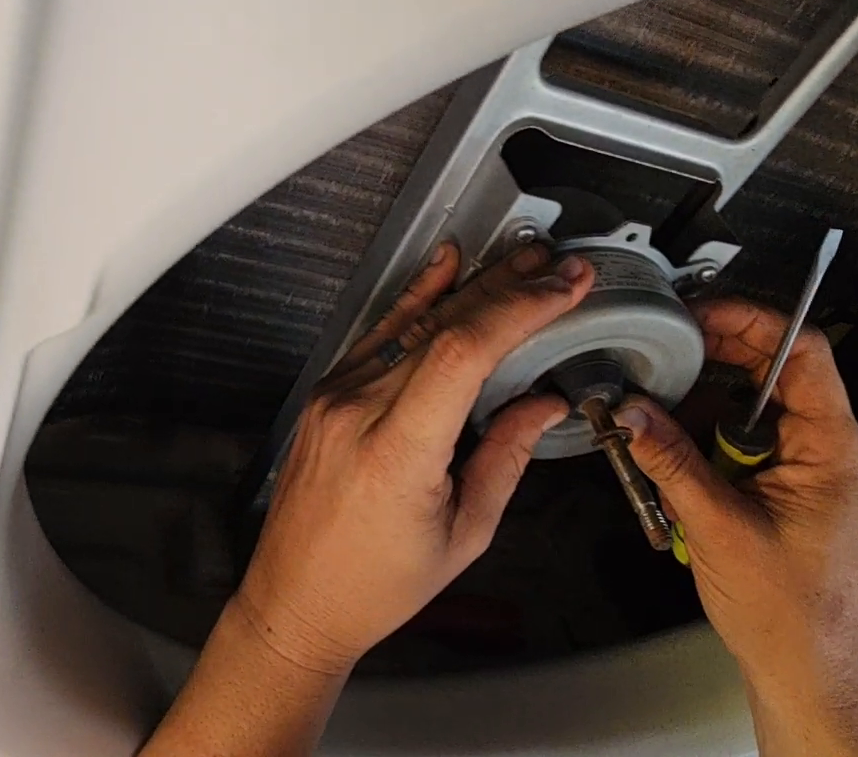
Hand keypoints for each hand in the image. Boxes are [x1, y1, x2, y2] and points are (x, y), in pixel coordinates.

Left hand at [235, 241, 591, 673]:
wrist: (295, 596)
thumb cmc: (378, 582)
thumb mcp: (464, 534)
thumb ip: (506, 457)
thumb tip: (546, 403)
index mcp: (397, 452)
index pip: (460, 354)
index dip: (516, 310)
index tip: (562, 288)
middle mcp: (359, 409)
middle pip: (441, 326)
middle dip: (507, 288)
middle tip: (555, 267)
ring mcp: (336, 394)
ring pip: (413, 321)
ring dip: (473, 286)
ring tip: (520, 261)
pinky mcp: (328, 389)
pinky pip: (380, 332)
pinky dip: (418, 295)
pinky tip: (444, 264)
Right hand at [615, 299, 857, 756]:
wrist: (803, 670)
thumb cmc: (788, 611)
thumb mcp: (719, 527)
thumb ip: (670, 461)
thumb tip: (628, 408)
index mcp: (828, 447)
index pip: (803, 352)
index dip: (752, 321)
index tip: (696, 315)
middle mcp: (813, 443)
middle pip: (765, 366)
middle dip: (707, 354)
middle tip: (654, 351)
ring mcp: (788, 460)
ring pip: (736, 399)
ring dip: (689, 398)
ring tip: (644, 410)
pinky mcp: (763, 478)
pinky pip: (722, 433)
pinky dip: (687, 431)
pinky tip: (656, 447)